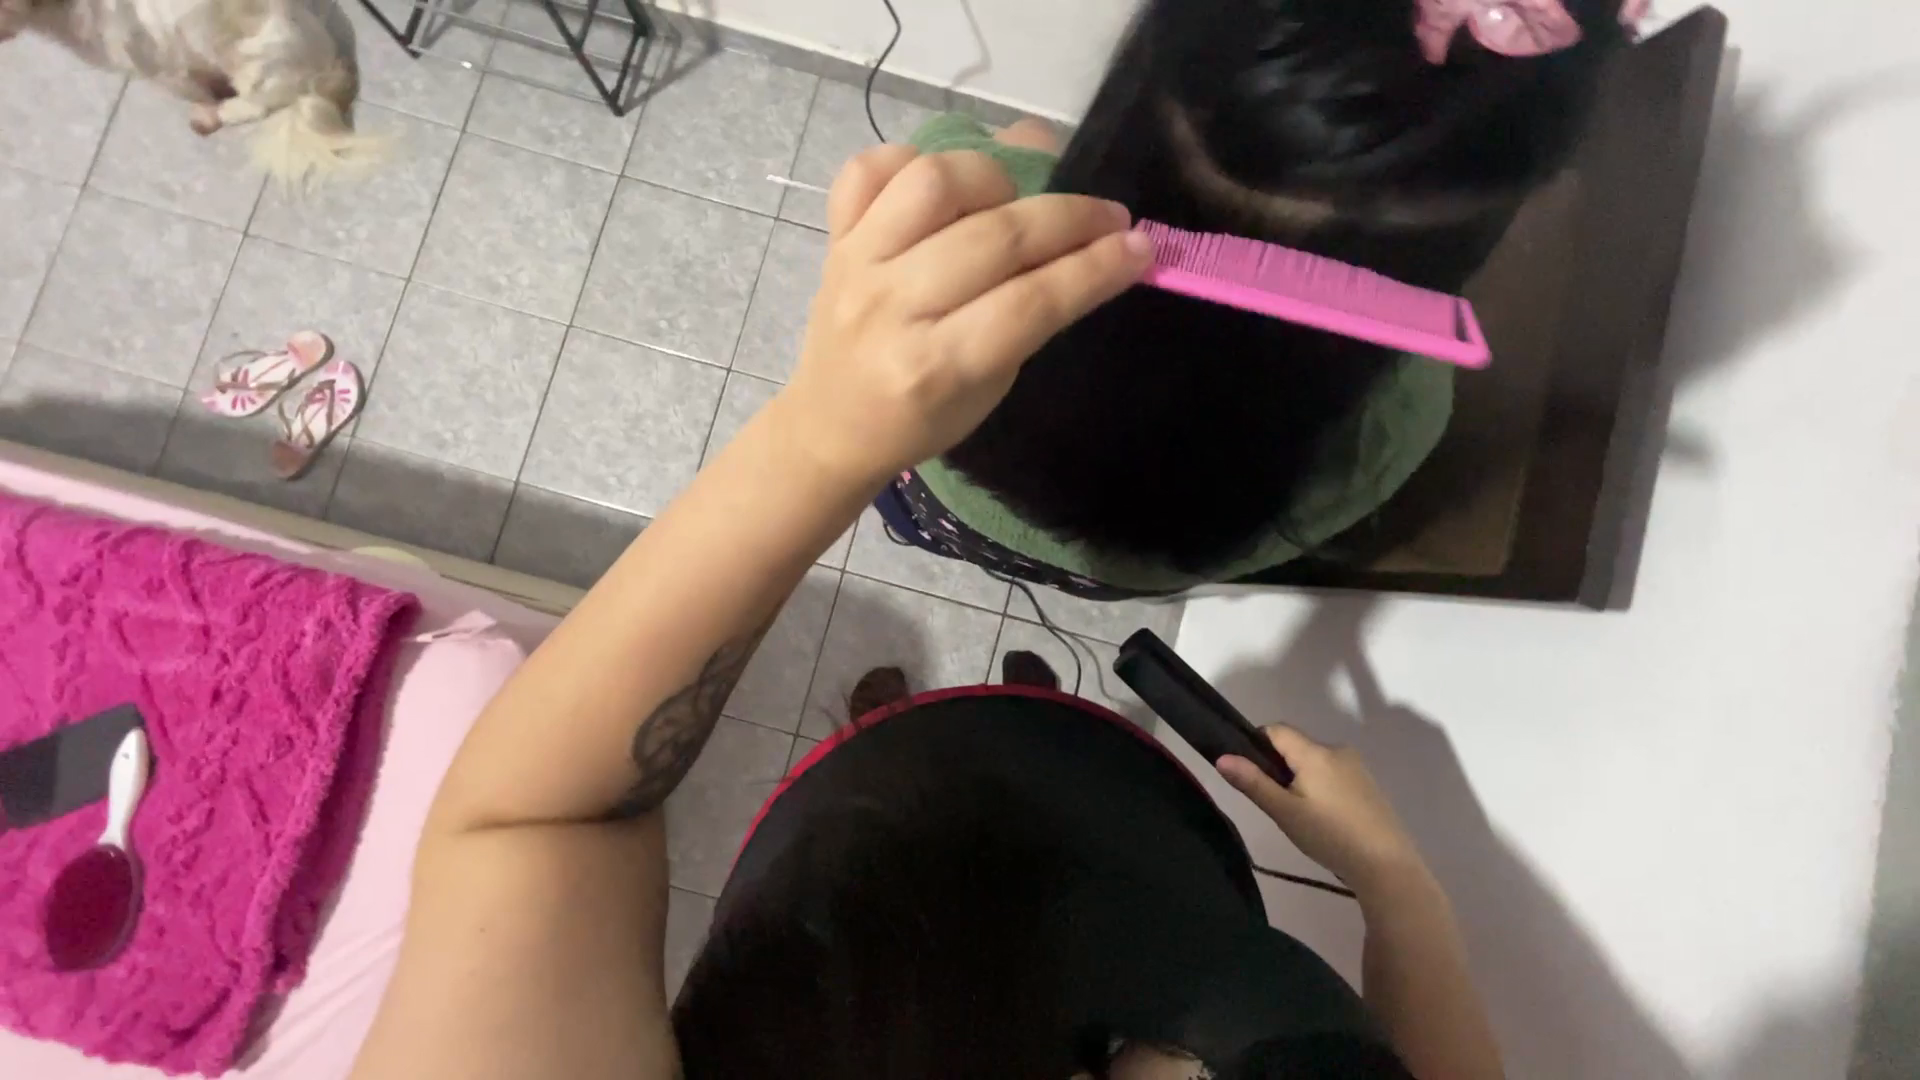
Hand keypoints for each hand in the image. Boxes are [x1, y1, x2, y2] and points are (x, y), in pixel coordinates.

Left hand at [773, 145, 1152, 484]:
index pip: (1028, 303)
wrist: (831, 427)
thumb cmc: (920, 422)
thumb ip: (1029, 318)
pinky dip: (913, 161)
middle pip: (994, 239)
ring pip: (936, 183)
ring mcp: (856, 267)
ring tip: (1018, 198)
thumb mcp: (988, 391)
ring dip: (995, 177)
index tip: (1140, 247)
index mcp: (934, 368)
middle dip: (1069, 219)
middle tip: (1109, 217)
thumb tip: (1082, 243)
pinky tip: (944, 190)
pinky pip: (869, 169)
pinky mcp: (833, 239)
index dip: (1093, 269)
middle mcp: (891, 309)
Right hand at [1217, 726, 1428, 895]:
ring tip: (1302, 817)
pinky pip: (1334, 775)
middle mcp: (1337, 751)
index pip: (1276, 730)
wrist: (1389, 868)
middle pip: (1297, 746)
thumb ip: (1252, 782)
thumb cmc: (1330, 836)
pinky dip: (1323, 789)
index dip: (1258, 744)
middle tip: (1277, 804)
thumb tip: (1221, 757)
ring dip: (1302, 779)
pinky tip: (1326, 821)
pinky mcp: (1370, 786)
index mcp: (1315, 753)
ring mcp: (1358, 768)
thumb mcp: (1284, 812)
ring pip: (1316, 762)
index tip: (1252, 773)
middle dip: (1280, 767)